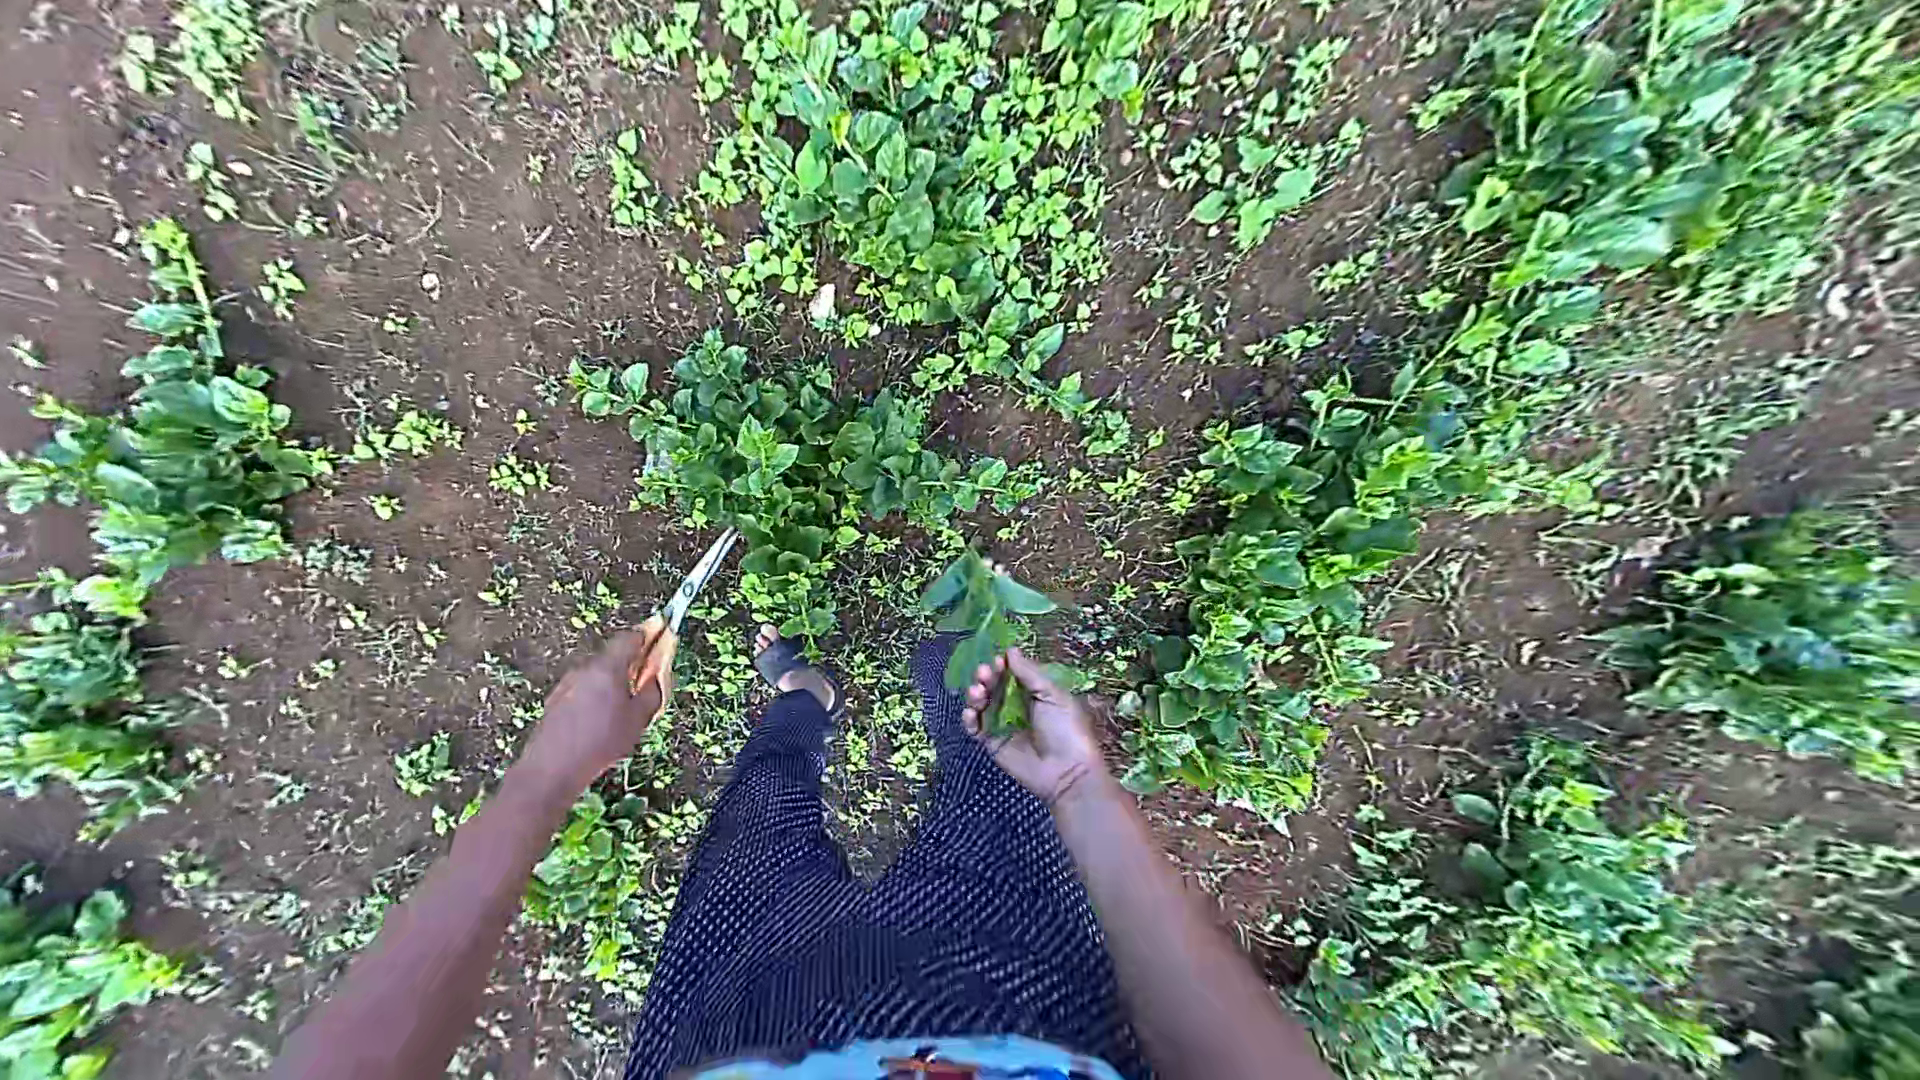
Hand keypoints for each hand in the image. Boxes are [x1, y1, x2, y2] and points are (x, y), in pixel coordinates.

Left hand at [515, 620, 673, 797]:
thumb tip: (656, 676)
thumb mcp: (640, 717)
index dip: (649, 633)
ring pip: (599, 673)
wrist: (550, 770)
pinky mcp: (555, 701)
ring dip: (615, 680)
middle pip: (614, 655)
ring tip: (625, 708)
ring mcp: (566, 684)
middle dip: (633, 661)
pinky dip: (598, 694)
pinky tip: (602, 720)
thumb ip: (653, 690)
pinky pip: (585, 688)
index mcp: (607, 667)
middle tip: (648, 679)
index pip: (631, 637)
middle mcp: (584, 669)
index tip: (663, 633)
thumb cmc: (602, 741)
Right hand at [961, 647, 1108, 807]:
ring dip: (975, 694)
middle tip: (983, 673)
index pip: (1011, 672)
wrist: (1066, 771)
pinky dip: (969, 718)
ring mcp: (1002, 723)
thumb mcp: (1052, 694)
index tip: (997, 659)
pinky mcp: (992, 742)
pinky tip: (971, 712)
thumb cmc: (1065, 728)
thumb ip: (1029, 673)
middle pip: (993, 685)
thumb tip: (1010, 650)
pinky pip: (975, 727)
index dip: (1002, 664)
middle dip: (986, 676)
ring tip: (977, 691)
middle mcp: (1015, 704)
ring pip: (981, 703)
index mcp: (1033, 691)